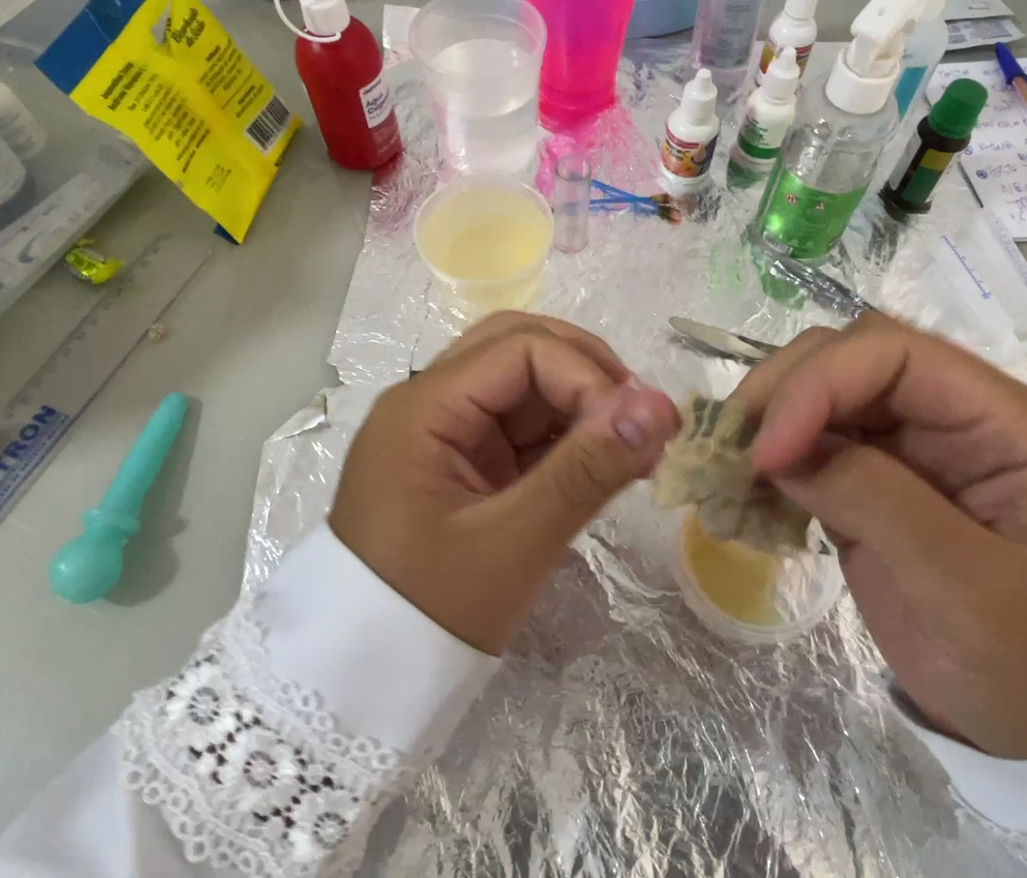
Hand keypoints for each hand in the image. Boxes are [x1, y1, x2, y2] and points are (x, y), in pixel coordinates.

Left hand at [329, 313, 679, 654]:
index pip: (519, 349)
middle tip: (640, 421)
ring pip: (522, 386)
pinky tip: (601, 464)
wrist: (365, 677)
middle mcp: (429, 404)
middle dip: (586, 374)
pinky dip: (564, 437)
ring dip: (580, 403)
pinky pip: (519, 428)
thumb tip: (660, 407)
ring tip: (632, 447)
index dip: (587, 375)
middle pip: (517, 349)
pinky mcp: (461, 466)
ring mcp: (443, 434)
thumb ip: (585, 471)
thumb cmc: (430, 610)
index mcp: (422, 407)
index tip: (639, 429)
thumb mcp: (513, 543)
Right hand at [732, 315, 1026, 758]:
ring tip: (725, 471)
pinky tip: (744, 495)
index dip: (821, 383)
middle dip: (784, 391)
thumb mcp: (969, 589)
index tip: (767, 451)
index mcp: (1000, 421)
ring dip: (767, 422)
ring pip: (821, 397)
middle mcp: (952, 418)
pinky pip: (810, 450)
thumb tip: (780, 450)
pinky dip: (770, 463)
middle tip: (729, 450)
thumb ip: (880, 505)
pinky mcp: (872, 489)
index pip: (895, 354)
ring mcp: (910, 452)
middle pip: (850, 358)